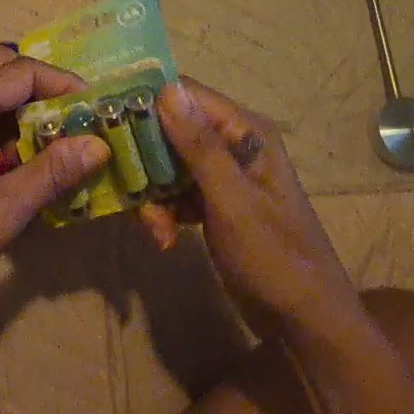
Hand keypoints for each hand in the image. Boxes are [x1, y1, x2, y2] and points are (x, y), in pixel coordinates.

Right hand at [141, 77, 360, 337]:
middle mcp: (233, 142)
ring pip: (167, 164)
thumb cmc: (275, 259)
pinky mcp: (213, 202)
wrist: (305, 325)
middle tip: (132, 193)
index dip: (146, 104)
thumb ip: (200, 147)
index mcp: (244, 130)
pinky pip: (175, 191)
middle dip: (146, 160)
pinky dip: (164, 212)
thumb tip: (167, 89)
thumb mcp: (233, 203)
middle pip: (170, 129)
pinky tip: (165, 240)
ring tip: (156, 231)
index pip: (184, 95)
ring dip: (153, 194)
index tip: (108, 123)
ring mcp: (222, 174)